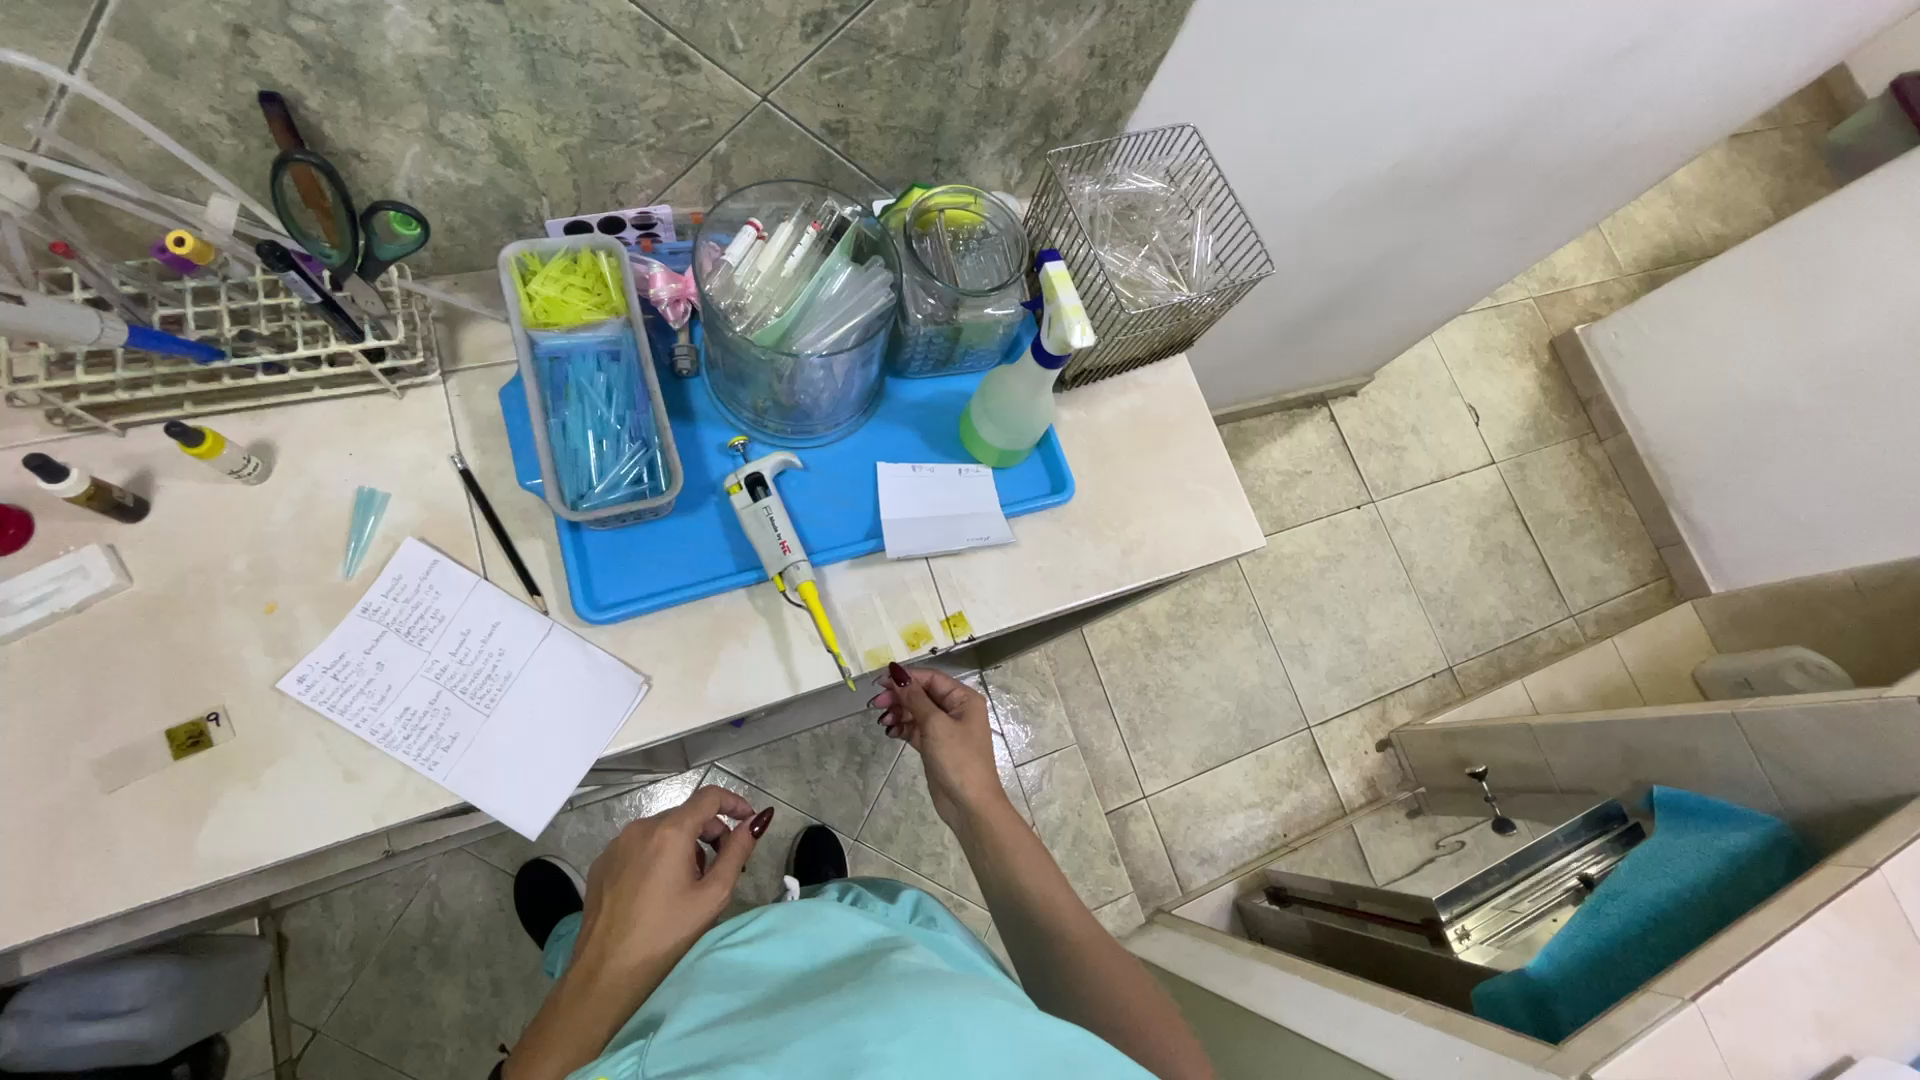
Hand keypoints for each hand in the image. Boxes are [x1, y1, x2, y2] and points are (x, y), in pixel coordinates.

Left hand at [572, 785, 770, 984]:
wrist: (605, 974)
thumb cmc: (667, 934)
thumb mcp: (713, 894)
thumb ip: (738, 850)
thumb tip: (758, 820)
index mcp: (670, 831)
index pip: (710, 796)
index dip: (735, 803)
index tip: (749, 821)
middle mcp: (640, 828)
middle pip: (687, 814)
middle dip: (711, 832)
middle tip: (723, 866)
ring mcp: (617, 845)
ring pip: (663, 831)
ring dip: (686, 846)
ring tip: (691, 883)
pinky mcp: (602, 863)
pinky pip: (640, 846)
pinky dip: (659, 856)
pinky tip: (660, 891)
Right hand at [871, 662, 1009, 829]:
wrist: (969, 804)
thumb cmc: (958, 759)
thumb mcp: (935, 724)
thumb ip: (914, 698)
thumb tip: (897, 673)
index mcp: (964, 699)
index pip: (931, 678)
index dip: (906, 677)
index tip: (880, 682)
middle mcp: (956, 710)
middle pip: (922, 694)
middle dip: (899, 697)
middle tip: (875, 704)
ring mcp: (945, 729)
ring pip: (917, 712)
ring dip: (899, 713)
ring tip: (883, 722)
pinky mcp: (935, 746)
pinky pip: (915, 729)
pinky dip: (902, 728)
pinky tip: (890, 732)